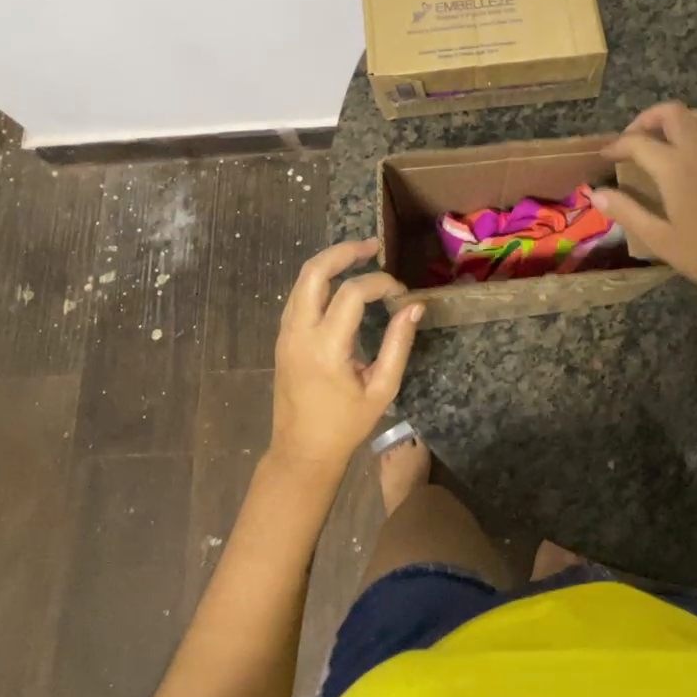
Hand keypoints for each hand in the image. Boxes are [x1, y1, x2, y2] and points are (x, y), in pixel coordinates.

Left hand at [270, 238, 422, 472]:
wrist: (301, 450)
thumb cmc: (346, 425)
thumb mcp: (382, 389)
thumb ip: (398, 344)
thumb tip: (413, 307)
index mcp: (326, 347)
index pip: (352, 293)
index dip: (380, 283)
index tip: (401, 293)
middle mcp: (300, 333)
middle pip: (314, 272)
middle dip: (344, 252)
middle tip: (373, 245)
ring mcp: (286, 334)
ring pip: (301, 280)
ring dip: (329, 262)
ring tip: (360, 256)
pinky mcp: (283, 338)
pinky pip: (298, 296)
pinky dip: (319, 279)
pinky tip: (340, 281)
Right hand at [594, 101, 696, 312]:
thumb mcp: (661, 240)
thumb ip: (628, 212)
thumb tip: (596, 193)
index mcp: (675, 168)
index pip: (638, 142)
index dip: (617, 145)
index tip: (604, 156)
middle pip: (672, 113)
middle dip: (646, 119)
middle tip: (632, 141)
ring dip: (676, 120)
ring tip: (662, 142)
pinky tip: (691, 161)